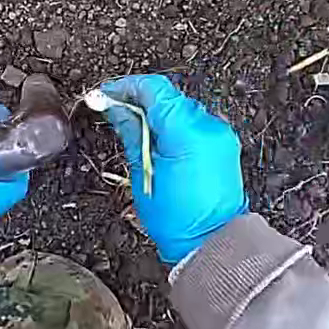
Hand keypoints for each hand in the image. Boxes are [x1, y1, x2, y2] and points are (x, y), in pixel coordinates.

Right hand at [96, 75, 247, 262]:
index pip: (153, 89)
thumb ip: (130, 131)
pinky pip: (192, 122)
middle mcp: (208, 126)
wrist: (212, 241)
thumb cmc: (177, 218)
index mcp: (187, 131)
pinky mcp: (222, 142)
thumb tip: (114, 107)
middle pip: (167, 96)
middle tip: (114, 110)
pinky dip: (173, 125)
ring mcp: (219, 133)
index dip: (125, 87)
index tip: (106, 93)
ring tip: (135, 130)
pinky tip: (158, 140)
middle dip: (138, 100)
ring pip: (179, 108)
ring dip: (156, 112)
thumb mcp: (143, 172)